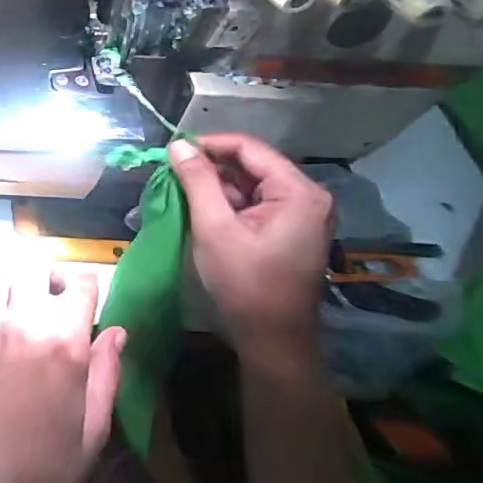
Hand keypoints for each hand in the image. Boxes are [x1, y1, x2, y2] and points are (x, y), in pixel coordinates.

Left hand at [0, 270, 127, 482]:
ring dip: (15, 303)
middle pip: (35, 271)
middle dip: (47, 284)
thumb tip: (116, 332)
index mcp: (62, 339)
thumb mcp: (92, 429)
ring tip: (16, 339)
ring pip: (3, 290)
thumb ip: (106, 372)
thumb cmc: (42, 468)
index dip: (85, 290)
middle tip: (50, 312)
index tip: (82, 307)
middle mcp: (20, 319)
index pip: (80, 281)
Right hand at [166, 135, 332, 368]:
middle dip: (212, 166)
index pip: (249, 148)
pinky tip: (204, 210)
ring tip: (183, 192)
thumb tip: (178, 145)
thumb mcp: (214, 228)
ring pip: (252, 183)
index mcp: (298, 191)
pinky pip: (257, 202)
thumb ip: (197, 181)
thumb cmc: (245, 283)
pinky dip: (230, 203)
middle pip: (253, 164)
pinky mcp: (292, 229)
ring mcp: (303, 213)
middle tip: (174, 172)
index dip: (209, 144)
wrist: (272, 338)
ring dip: (218, 185)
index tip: (174, 151)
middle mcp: (308, 195)